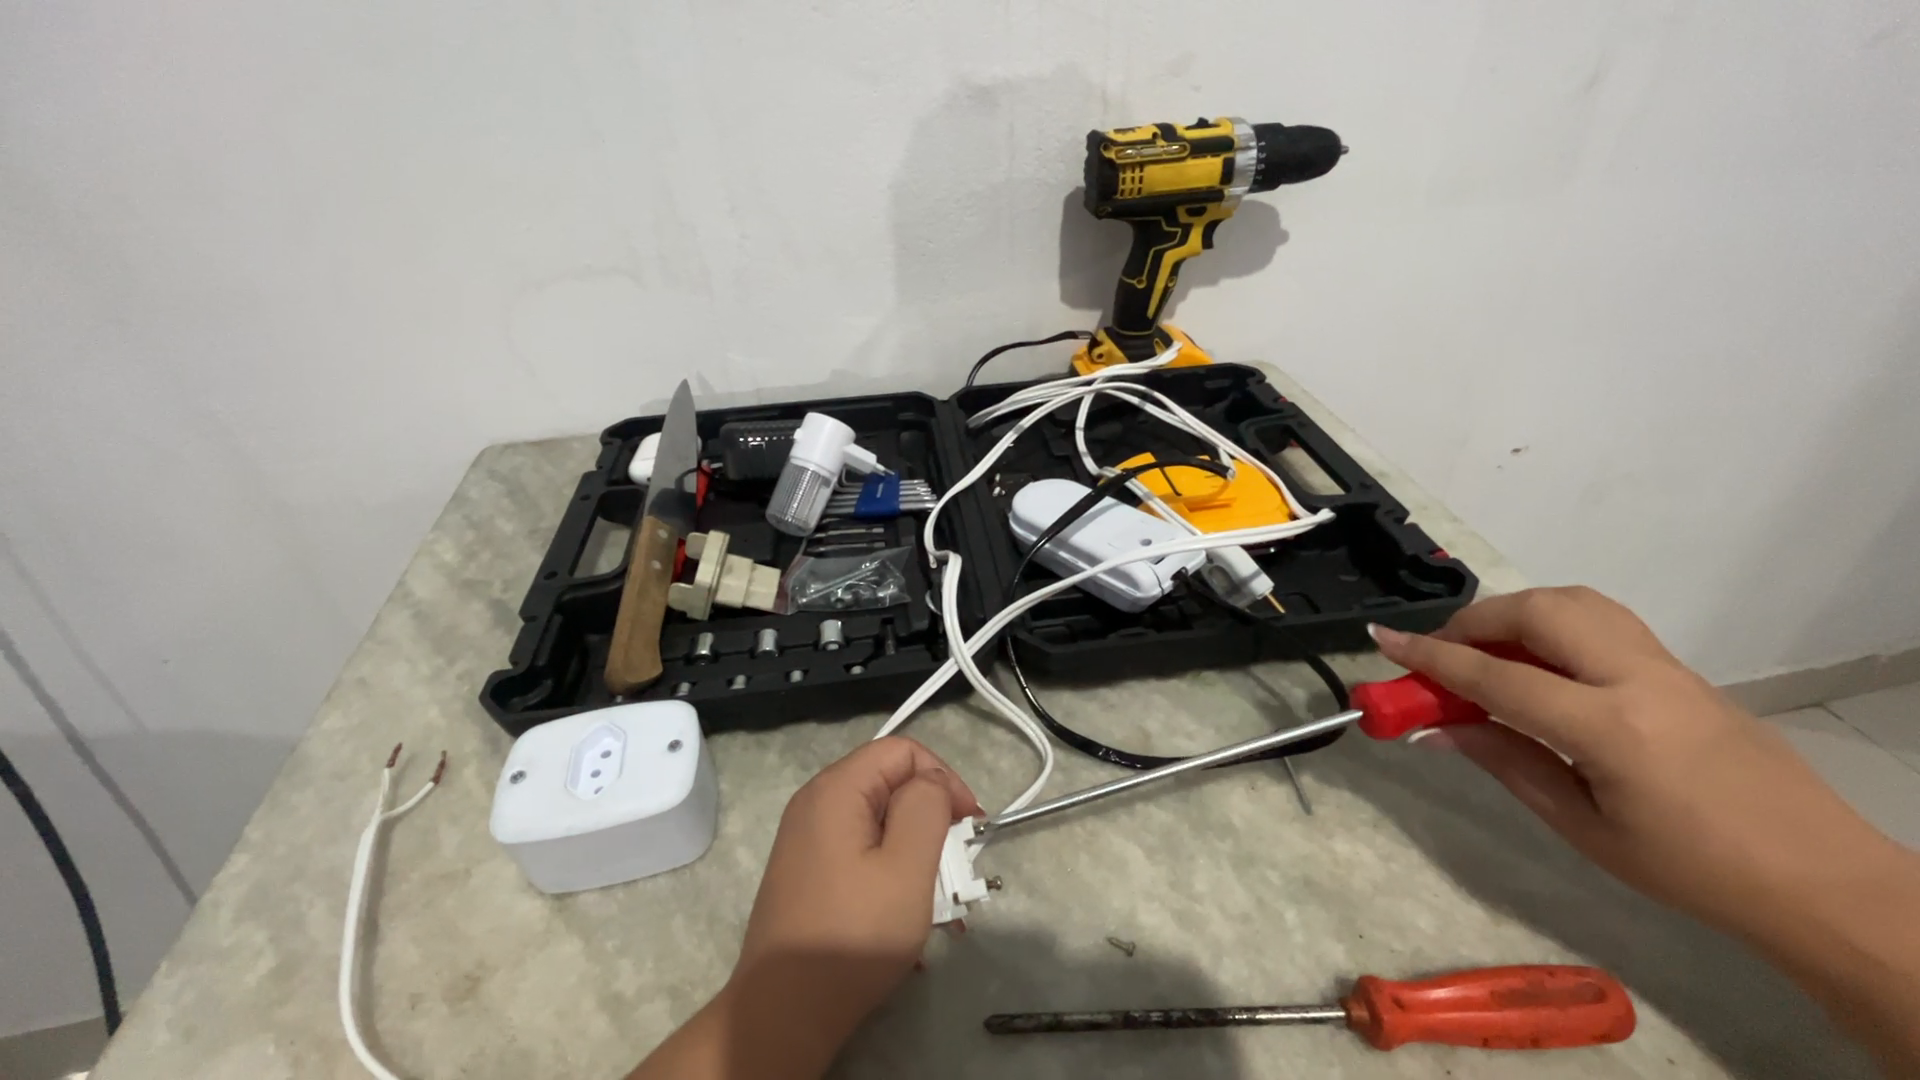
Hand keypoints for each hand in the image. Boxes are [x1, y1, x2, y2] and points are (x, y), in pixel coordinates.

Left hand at [736, 738, 978, 1036]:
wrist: (784, 1012)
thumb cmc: (853, 935)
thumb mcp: (907, 868)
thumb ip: (926, 808)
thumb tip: (931, 782)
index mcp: (836, 790)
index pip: (902, 751)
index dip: (943, 777)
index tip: (970, 825)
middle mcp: (815, 804)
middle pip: (889, 784)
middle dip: (932, 819)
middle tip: (959, 866)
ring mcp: (807, 840)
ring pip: (878, 823)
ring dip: (917, 853)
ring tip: (941, 901)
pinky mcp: (808, 872)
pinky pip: (860, 853)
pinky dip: (891, 873)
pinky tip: (907, 916)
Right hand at [1368, 587, 1899, 932]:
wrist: (1818, 878)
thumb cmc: (1691, 869)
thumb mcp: (1581, 825)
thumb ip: (1505, 761)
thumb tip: (1435, 728)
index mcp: (1610, 729)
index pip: (1497, 675)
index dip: (1430, 657)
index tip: (1382, 641)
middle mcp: (1638, 679)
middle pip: (1539, 611)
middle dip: (1474, 621)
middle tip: (1440, 654)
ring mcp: (1668, 667)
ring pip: (1575, 602)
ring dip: (1515, 614)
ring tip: (1485, 652)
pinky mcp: (1682, 670)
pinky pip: (1602, 621)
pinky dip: (1552, 623)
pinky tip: (1539, 662)